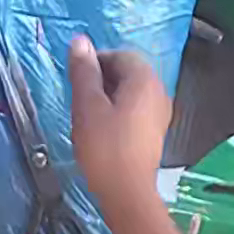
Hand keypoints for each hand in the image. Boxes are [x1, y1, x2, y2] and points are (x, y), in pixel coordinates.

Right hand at [65, 35, 172, 216]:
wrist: (127, 192)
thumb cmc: (104, 148)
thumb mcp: (87, 107)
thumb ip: (84, 72)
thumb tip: (80, 41)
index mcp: (143, 79)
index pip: (118, 55)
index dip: (93, 63)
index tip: (74, 82)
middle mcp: (158, 91)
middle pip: (127, 73)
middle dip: (101, 81)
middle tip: (78, 101)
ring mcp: (159, 114)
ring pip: (130, 94)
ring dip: (107, 99)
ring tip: (87, 118)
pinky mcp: (154, 134)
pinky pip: (134, 112)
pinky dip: (117, 115)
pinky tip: (102, 133)